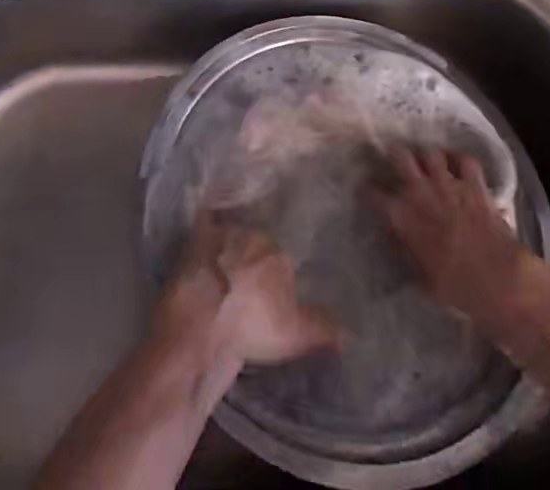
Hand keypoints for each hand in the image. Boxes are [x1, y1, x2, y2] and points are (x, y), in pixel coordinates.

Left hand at [157, 216, 338, 365]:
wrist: (201, 324)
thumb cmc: (251, 328)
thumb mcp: (296, 337)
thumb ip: (325, 330)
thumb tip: (352, 332)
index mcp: (280, 257)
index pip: (283, 264)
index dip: (277, 282)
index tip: (270, 298)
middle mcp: (255, 237)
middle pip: (258, 246)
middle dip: (255, 260)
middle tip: (247, 282)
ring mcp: (224, 235)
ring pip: (234, 233)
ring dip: (232, 242)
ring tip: (226, 261)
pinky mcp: (197, 238)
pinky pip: (205, 219)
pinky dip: (208, 215)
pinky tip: (206, 213)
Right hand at [375, 146, 542, 339]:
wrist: (497, 277)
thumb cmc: (455, 284)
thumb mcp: (421, 275)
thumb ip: (407, 250)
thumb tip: (399, 238)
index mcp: (401, 215)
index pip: (372, 193)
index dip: (366, 188)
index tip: (365, 188)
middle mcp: (420, 191)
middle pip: (399, 155)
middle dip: (395, 154)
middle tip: (397, 160)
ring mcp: (448, 184)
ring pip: (431, 151)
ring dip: (428, 155)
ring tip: (428, 160)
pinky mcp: (475, 185)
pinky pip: (466, 160)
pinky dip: (461, 160)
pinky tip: (459, 164)